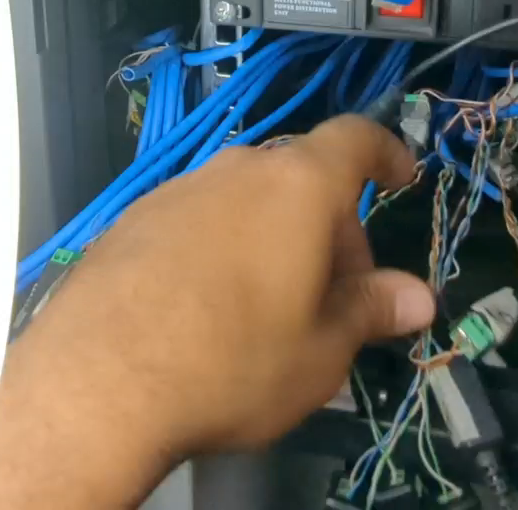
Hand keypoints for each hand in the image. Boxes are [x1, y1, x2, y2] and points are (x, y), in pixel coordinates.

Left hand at [0, 115, 434, 507]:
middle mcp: (241, 168)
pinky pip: (204, 215)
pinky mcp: (140, 214)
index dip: (386, 152)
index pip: (355, 138)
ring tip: (273, 306)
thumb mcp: (320, 349)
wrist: (98, 380)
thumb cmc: (233, 359)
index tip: (402, 177)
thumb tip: (419, 296)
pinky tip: (209, 304)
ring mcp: (185, 186)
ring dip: (278, 236)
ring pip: (252, 197)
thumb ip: (372, 310)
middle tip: (336, 295)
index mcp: (298, 185)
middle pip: (304, 178)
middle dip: (332, 227)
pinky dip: (226, 242)